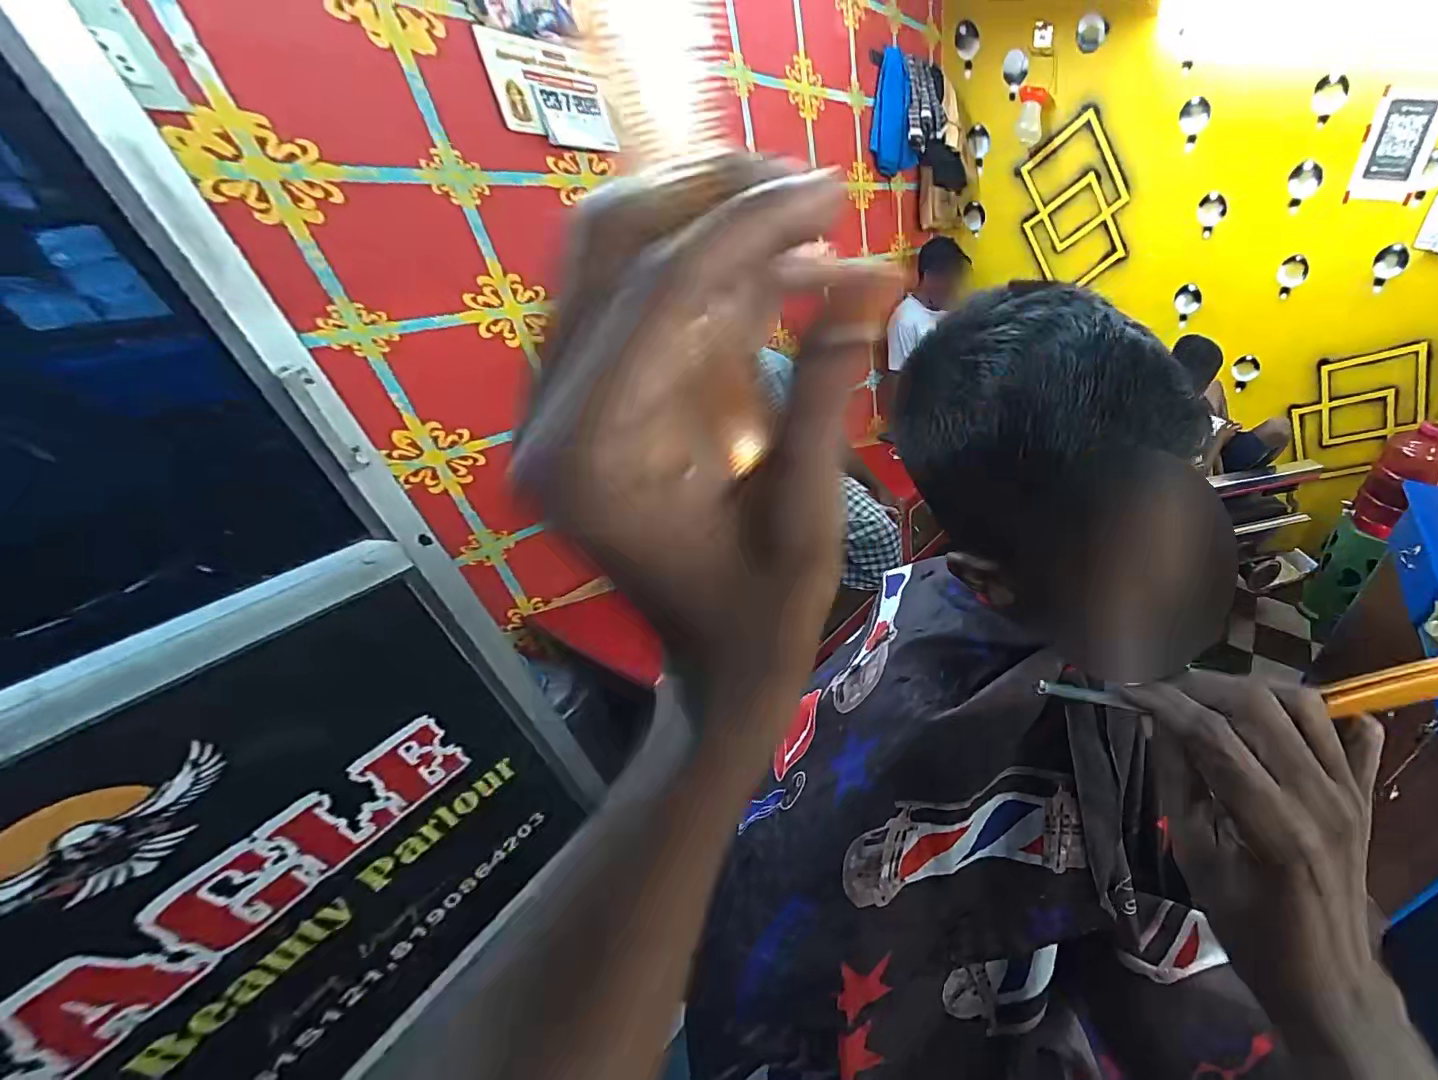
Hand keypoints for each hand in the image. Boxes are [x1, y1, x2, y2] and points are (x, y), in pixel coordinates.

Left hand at [515, 161, 900, 707]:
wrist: (715, 662)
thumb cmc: (763, 612)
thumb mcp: (808, 513)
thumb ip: (828, 397)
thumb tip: (871, 287)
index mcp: (598, 455)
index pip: (662, 294)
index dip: (753, 230)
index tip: (833, 193)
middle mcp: (553, 415)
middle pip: (611, 246)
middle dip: (716, 196)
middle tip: (811, 186)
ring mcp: (560, 403)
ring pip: (611, 258)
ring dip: (706, 216)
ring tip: (798, 208)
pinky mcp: (591, 400)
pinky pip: (634, 300)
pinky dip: (704, 270)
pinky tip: (773, 264)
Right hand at [1125, 673, 1433, 1076]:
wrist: (1327, 979)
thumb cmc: (1248, 928)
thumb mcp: (1194, 858)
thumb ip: (1177, 780)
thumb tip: (1160, 719)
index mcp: (1273, 826)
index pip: (1212, 736)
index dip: (1165, 703)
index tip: (1130, 690)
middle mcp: (1319, 796)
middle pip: (1256, 705)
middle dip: (1200, 686)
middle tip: (1165, 692)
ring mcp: (1350, 790)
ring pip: (1302, 702)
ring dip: (1249, 687)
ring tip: (1212, 699)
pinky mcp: (1366, 790)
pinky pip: (1352, 726)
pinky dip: (1315, 709)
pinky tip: (1279, 716)